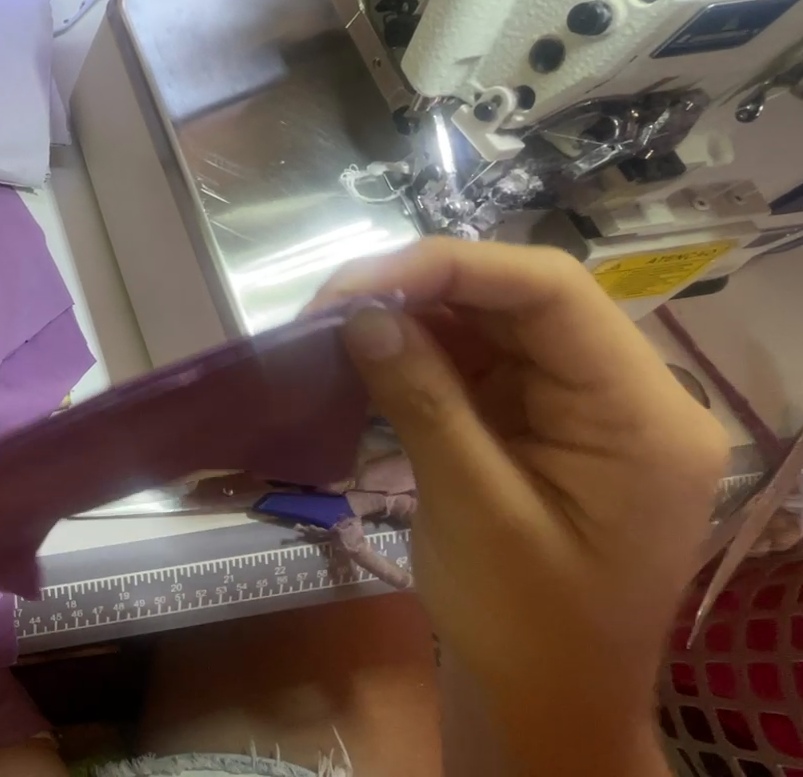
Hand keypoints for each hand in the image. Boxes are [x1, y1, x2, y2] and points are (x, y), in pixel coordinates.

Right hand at [313, 239, 725, 774]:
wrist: (545, 694)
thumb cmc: (525, 618)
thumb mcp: (473, 508)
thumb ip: (423, 400)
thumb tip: (360, 316)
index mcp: (637, 413)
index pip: (550, 292)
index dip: (447, 267)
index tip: (352, 286)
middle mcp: (618, 391)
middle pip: (516, 298)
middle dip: (414, 288)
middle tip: (323, 308)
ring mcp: (574, 404)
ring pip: (485, 321)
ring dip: (404, 316)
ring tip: (328, 329)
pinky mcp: (532, 419)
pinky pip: (470, 358)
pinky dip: (410, 351)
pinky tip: (360, 357)